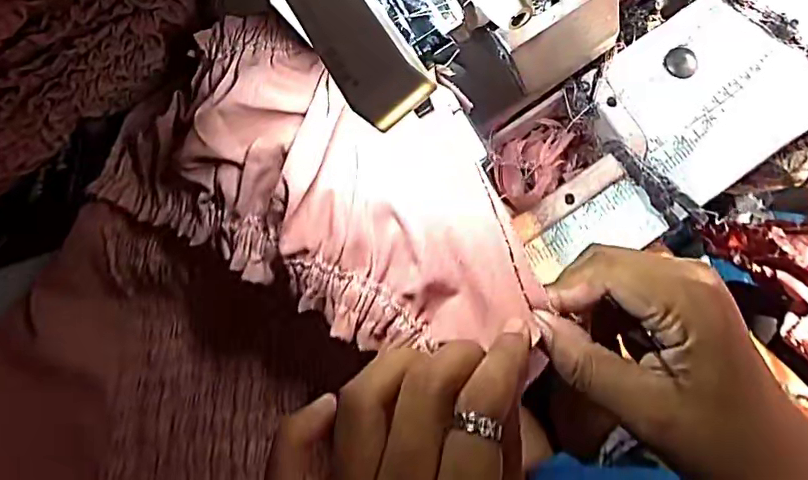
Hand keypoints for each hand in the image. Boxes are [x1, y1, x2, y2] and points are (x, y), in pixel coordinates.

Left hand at [266, 328, 530, 479]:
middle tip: (473, 355)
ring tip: (420, 365)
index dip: (503, 364)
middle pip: (423, 394)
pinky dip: (310, 417)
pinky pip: (291, 450)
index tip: (516, 340)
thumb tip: (503, 391)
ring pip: (360, 401)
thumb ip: (504, 467)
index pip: (479, 416)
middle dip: (456, 356)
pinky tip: (336, 407)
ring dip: (396, 366)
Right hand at [532, 245, 807, 479]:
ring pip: (617, 272)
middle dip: (574, 297)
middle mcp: (688, 270)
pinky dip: (611, 310)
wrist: (778, 461)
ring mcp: (691, 279)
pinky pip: (635, 286)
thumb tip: (540, 327)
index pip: (604, 268)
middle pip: (609, 262)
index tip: (532, 325)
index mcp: (685, 292)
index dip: (562, 291)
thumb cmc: (722, 443)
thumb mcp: (649, 411)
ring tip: (576, 347)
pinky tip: (605, 344)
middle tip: (550, 339)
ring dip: (590, 304)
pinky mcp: (689, 293)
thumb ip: (589, 366)